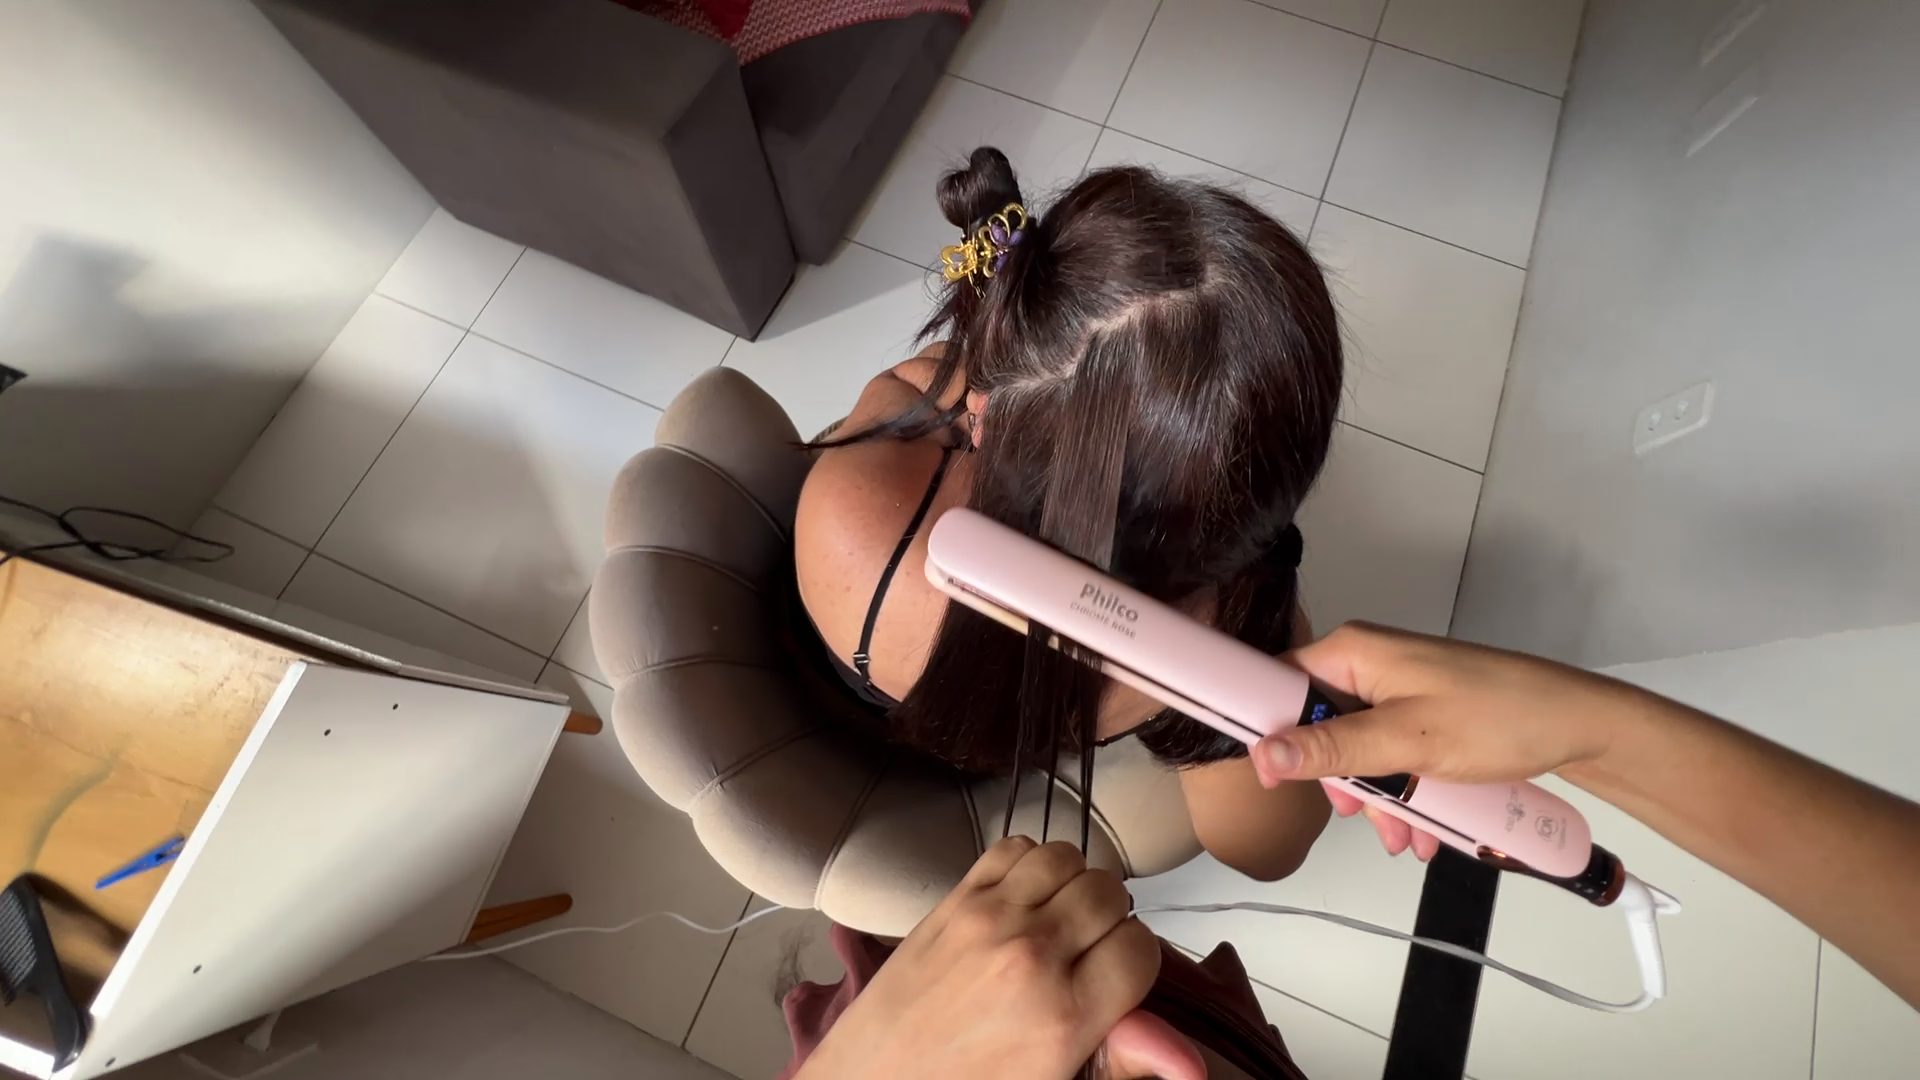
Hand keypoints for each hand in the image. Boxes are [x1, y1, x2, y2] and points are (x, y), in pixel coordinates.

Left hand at [795, 837, 1175, 1079]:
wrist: (877, 1079)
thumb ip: (1121, 1062)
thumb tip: (1193, 1062)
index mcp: (1063, 1016)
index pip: (1140, 946)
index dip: (1137, 958)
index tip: (1117, 974)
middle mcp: (1030, 953)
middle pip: (1107, 890)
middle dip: (1109, 914)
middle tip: (1087, 945)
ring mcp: (989, 915)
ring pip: (1065, 856)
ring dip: (1072, 880)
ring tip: (1058, 915)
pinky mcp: (956, 894)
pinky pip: (1013, 845)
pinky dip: (1028, 861)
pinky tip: (1022, 896)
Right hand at [1250, 623, 1646, 860]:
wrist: (1589, 725)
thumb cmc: (1499, 720)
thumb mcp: (1407, 742)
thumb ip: (1332, 748)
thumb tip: (1263, 756)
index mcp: (1351, 652)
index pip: (1279, 681)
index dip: (1268, 727)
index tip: (1275, 776)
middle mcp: (1364, 662)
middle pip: (1317, 720)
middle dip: (1338, 775)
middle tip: (1360, 814)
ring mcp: (1394, 685)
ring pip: (1354, 741)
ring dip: (1374, 793)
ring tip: (1404, 836)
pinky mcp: (1418, 706)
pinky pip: (1386, 746)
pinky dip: (1399, 785)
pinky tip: (1422, 824)